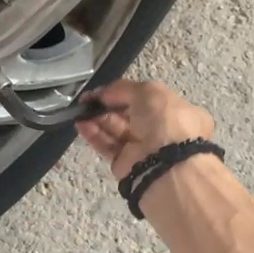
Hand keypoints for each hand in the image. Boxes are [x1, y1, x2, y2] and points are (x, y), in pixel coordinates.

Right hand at [75, 80, 214, 179]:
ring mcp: (141, 147)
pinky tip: (80, 124)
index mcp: (173, 110)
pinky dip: (93, 134)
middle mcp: (159, 129)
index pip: (145, 99)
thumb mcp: (149, 92)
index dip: (124, 93)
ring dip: (96, 118)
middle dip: (107, 105)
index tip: (104, 90)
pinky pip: (107, 146)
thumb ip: (123, 88)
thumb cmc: (164, 121)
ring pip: (115, 129)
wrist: (166, 164)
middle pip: (127, 114)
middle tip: (88, 100)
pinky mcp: (125, 163)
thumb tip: (103, 93)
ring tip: (80, 111)